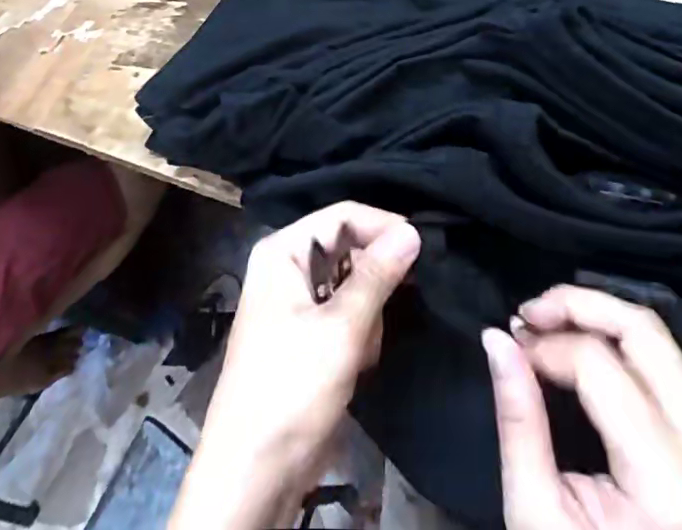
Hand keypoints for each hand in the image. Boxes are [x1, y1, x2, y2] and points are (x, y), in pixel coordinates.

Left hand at [170, 202, 421, 529]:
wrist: (255, 466)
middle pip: (349, 248)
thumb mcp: (340, 329)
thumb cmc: (291, 388)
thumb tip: (412, 230)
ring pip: (354, 286)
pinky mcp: (309, 332)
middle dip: (373, 283)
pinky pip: (348, 315)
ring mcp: (297, 300)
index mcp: (283, 250)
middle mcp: (287, 265)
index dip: (384, 228)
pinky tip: (355, 365)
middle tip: (383, 315)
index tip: (426, 251)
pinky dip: (359, 337)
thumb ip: (377, 276)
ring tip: (359, 351)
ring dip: (367, 318)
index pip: (342, 215)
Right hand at [482, 287, 681, 529]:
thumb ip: (519, 418)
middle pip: (647, 333)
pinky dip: (616, 342)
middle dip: (579, 303)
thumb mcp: (534, 509)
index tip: (508, 350)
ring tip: (544, 323)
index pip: (599, 366)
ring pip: (662, 342)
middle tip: (527, 312)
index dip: (543, 344)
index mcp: (669, 482)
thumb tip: (496, 338)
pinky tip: (574, 347)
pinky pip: (665, 369)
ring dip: (597, 316)